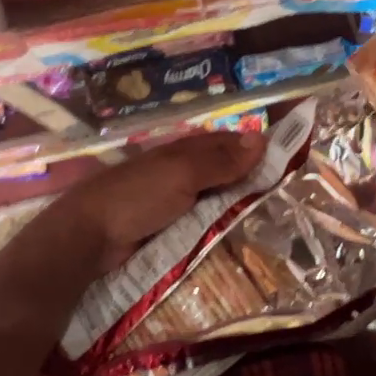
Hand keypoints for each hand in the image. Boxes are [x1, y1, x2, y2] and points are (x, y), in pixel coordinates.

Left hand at [53, 131, 264, 271]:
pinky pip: (198, 220)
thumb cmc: (137, 196)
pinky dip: (215, 221)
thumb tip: (262, 138)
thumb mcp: (183, 174)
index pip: (229, 142)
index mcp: (184, 150)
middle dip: (249, 175)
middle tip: (284, 190)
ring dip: (234, 202)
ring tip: (267, 214)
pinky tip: (231, 230)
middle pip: (222, 169)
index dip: (255, 147)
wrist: (88, 237)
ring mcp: (170, 199)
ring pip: (212, 196)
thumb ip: (222, 161)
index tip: (288, 158)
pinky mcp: (162, 226)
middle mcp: (179, 170)